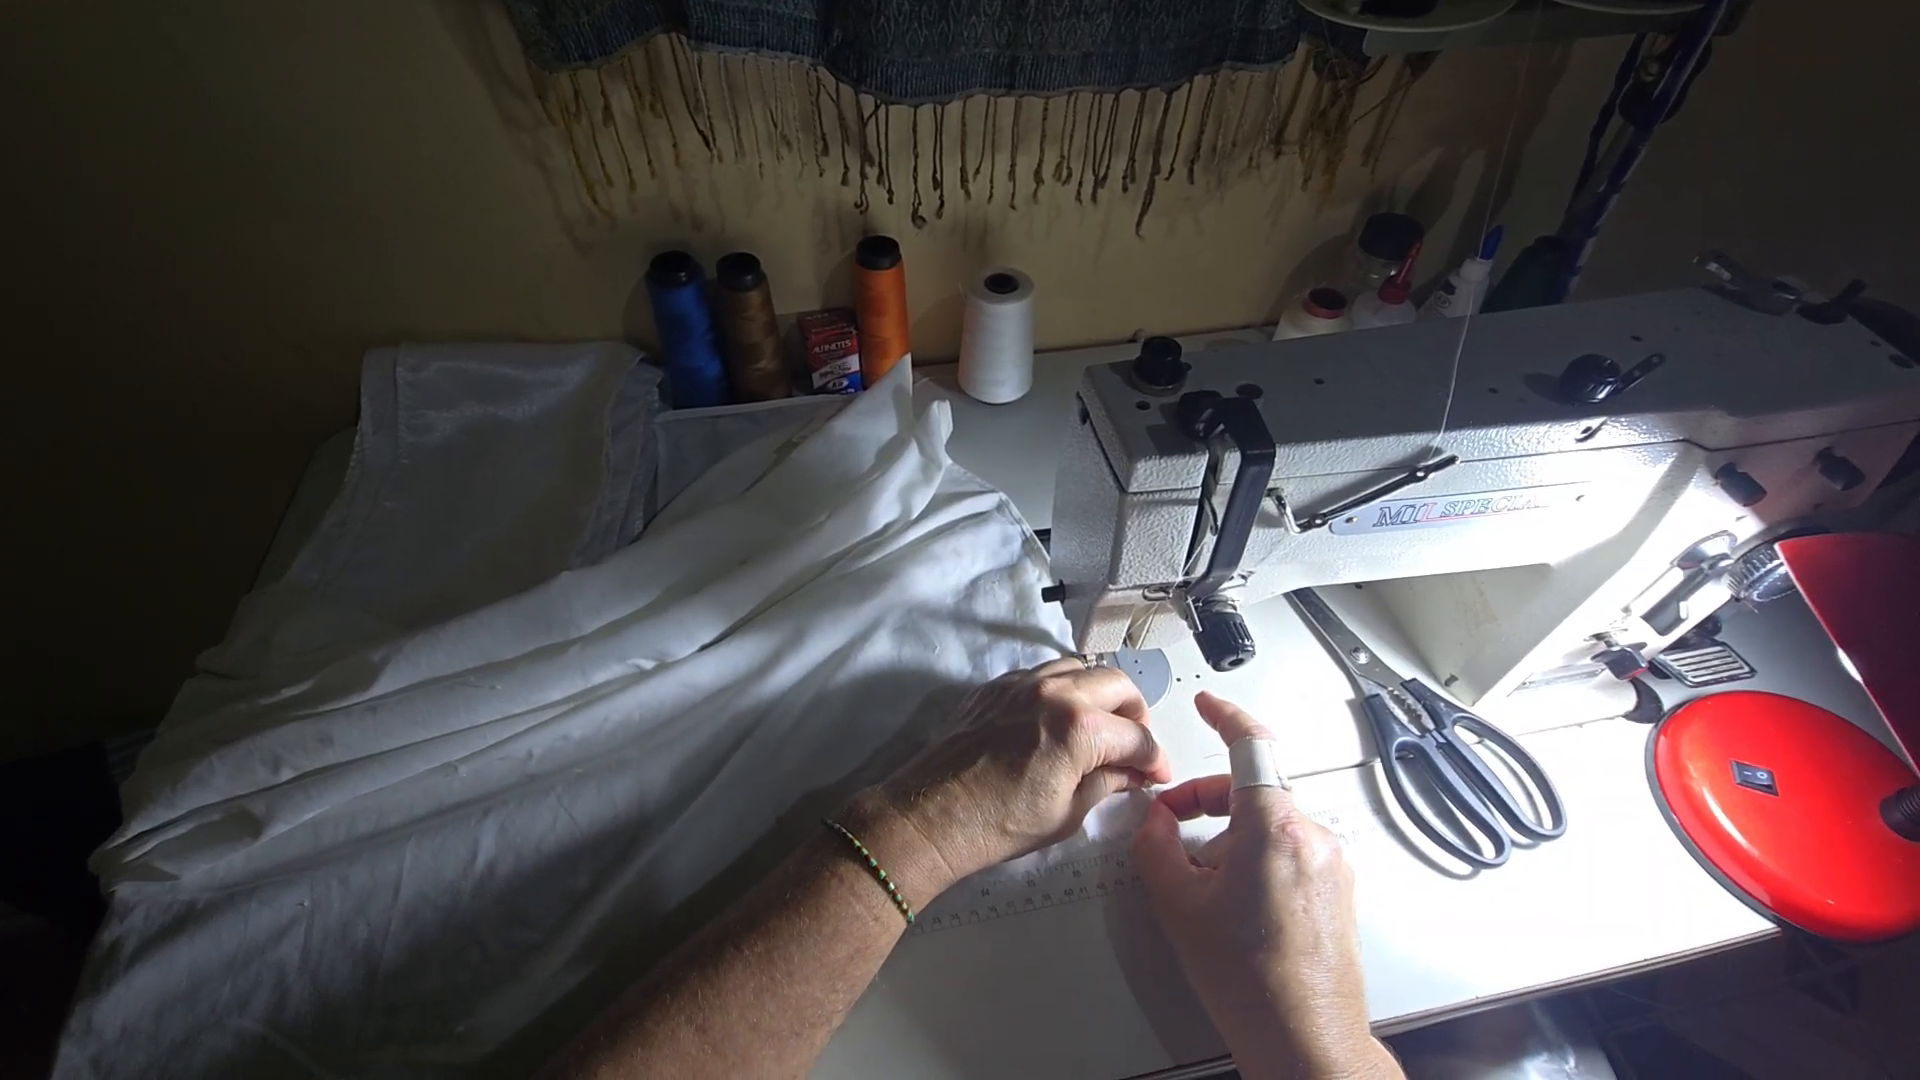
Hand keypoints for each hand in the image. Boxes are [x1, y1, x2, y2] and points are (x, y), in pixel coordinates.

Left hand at [848, 658, 1172, 899]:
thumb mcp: (1067, 813)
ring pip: (1081, 668)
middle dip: (1136, 714)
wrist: (932, 815)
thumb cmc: (999, 825)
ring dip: (1099, 693)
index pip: (1137, 736)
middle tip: (1134, 744)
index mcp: (1078, 728)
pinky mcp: (998, 684)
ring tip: (1100, 725)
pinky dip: (1063, 688)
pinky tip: (1060, 717)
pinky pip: (1044, 673)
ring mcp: (1022, 682)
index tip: (1156, 772)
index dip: (1155, 758)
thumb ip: (1108, 782)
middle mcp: (1054, 692)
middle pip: (1117, 685)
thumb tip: (1135, 773)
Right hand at [1131, 692, 1399, 1079]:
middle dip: (1205, 798)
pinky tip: (1232, 897)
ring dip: (1227, 834)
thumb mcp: (1178, 904)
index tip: (1208, 705)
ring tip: (1200, 879)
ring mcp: (1330, 864)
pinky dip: (1253, 854)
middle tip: (1169, 822)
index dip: (1225, 717)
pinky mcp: (1336, 888)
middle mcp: (1311, 837)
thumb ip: (1155, 846)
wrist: (1307, 1046)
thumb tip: (1155, 822)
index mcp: (1274, 829)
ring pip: (1266, 822)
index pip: (1251, 748)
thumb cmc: (1250, 982)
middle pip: (1250, 789)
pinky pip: (1287, 848)